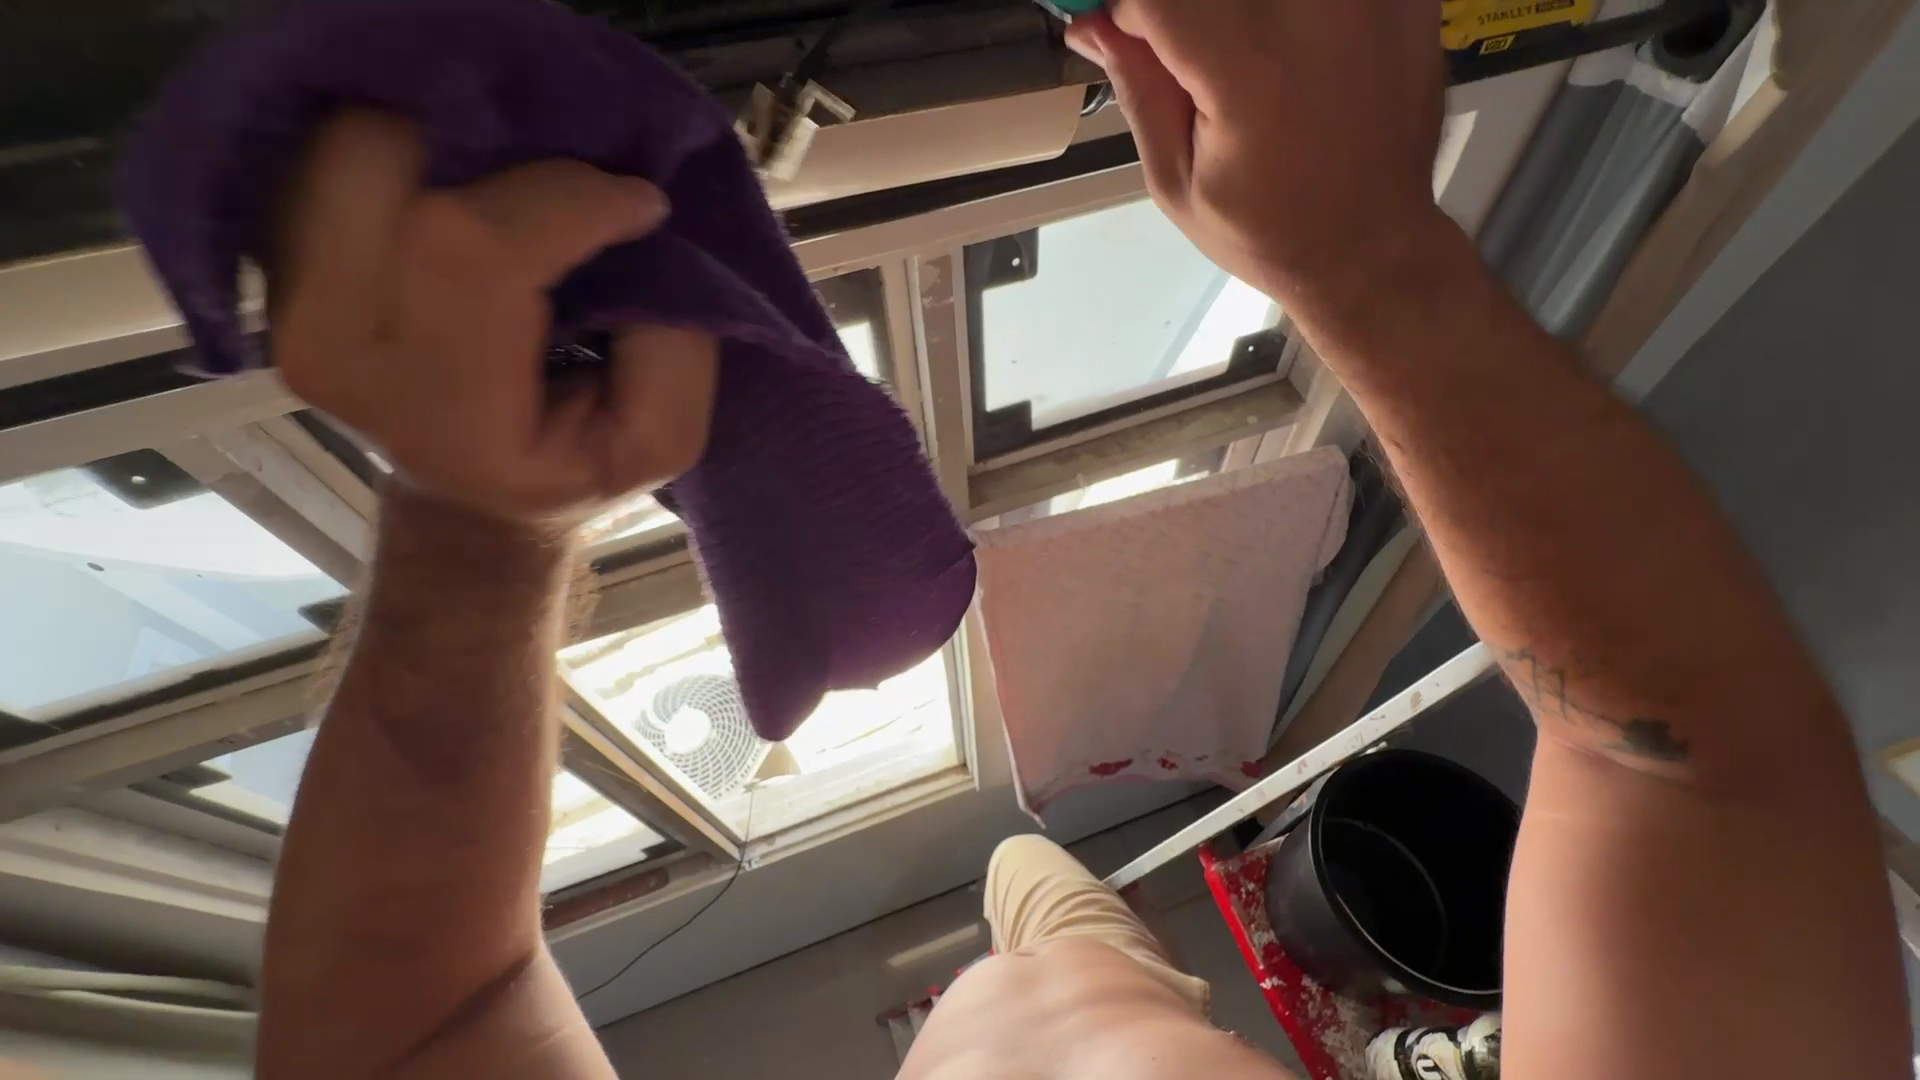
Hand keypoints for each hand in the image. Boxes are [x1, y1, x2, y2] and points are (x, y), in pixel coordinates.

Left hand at [270, 110, 718, 526]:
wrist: (475, 499)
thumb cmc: (576, 468)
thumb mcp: (660, 439)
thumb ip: (671, 347)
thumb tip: (641, 232)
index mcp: (447, 415)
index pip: (477, 252)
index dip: (570, 201)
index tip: (641, 205)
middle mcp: (339, 351)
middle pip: (387, 167)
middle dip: (502, 153)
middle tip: (571, 184)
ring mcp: (288, 304)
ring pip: (348, 145)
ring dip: (453, 142)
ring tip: (524, 185)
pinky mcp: (278, 265)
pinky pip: (329, 156)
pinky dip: (413, 152)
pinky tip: (471, 193)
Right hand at [1067, 0, 1452, 311]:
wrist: (1368, 244)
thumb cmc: (1265, 231)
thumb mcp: (1177, 182)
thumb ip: (1140, 90)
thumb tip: (1092, 24)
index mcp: (1251, 75)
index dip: (1128, 7)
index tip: (1125, 33)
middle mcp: (1318, 15)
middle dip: (1178, 9)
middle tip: (1180, 54)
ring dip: (1232, 15)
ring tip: (1233, 64)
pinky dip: (1286, 15)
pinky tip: (1286, 52)